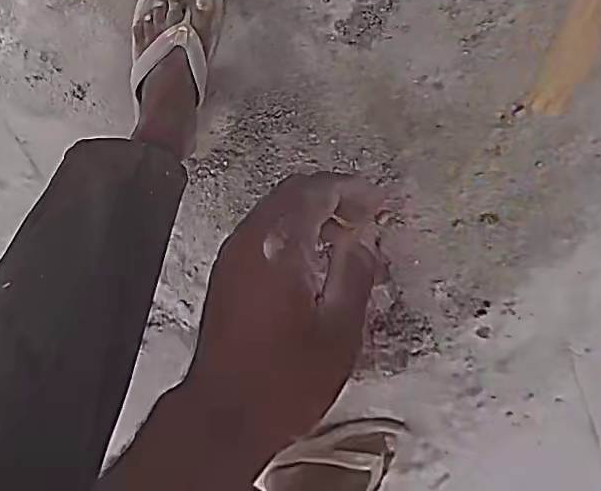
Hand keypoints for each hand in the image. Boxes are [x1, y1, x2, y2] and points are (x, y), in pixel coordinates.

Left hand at [182, 173, 385, 460]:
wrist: (224, 411)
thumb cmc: (283, 380)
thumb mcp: (338, 332)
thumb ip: (355, 274)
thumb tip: (364, 239)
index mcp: (279, 243)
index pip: (316, 191)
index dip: (350, 189)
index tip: (376, 200)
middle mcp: (251, 236)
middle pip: (293, 192)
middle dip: (332, 195)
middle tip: (365, 214)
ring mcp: (234, 250)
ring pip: (277, 207)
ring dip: (312, 211)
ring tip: (346, 236)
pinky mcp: (227, 268)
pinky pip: (263, 228)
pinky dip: (292, 228)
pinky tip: (314, 256)